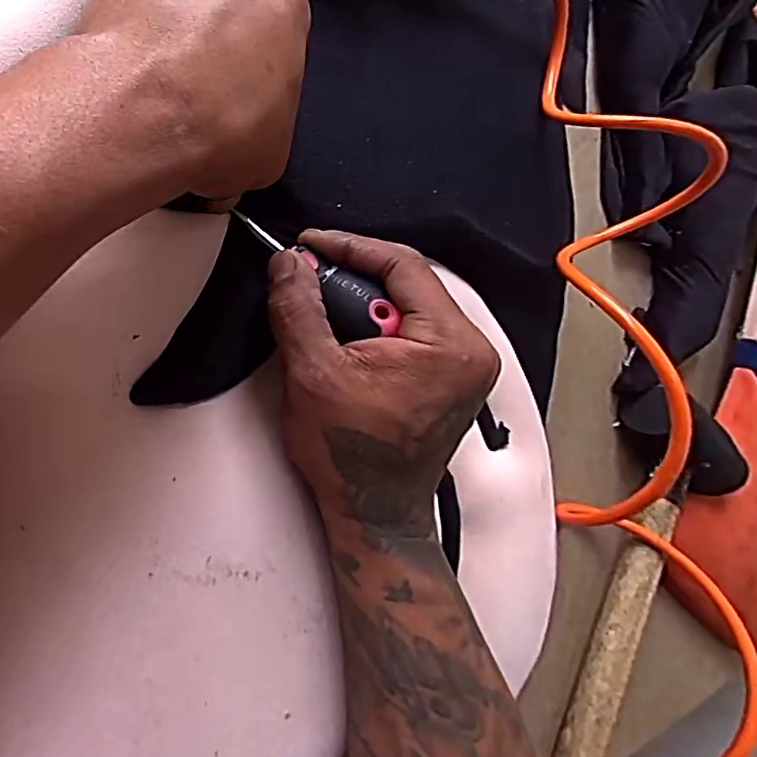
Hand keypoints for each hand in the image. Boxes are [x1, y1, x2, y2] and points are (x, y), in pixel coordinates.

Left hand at [74, 0, 308, 199]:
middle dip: (210, 42)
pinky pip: (126, 5)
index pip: (275, 27)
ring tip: (154, 90)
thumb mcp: (268, 154)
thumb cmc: (210, 124)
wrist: (145, 119)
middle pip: (223, 2)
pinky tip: (124, 79)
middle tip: (194, 93)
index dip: (255, 67)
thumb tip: (247, 152)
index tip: (238, 93)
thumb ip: (266, 131)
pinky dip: (124, 35)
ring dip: (166, 34)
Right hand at [266, 230, 498, 533]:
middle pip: (404, 284)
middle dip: (349, 278)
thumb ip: (299, 309)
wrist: (370, 512)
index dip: (348, 246)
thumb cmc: (351, 457)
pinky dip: (368, 325)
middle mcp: (468, 352)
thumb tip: (288, 265)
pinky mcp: (443, 379)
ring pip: (401, 306)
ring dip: (356, 303)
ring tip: (318, 319)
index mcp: (449, 345)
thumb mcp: (312, 373)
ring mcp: (460, 367)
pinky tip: (339, 340)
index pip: (402, 265)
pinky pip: (406, 330)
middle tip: (305, 281)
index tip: (310, 244)